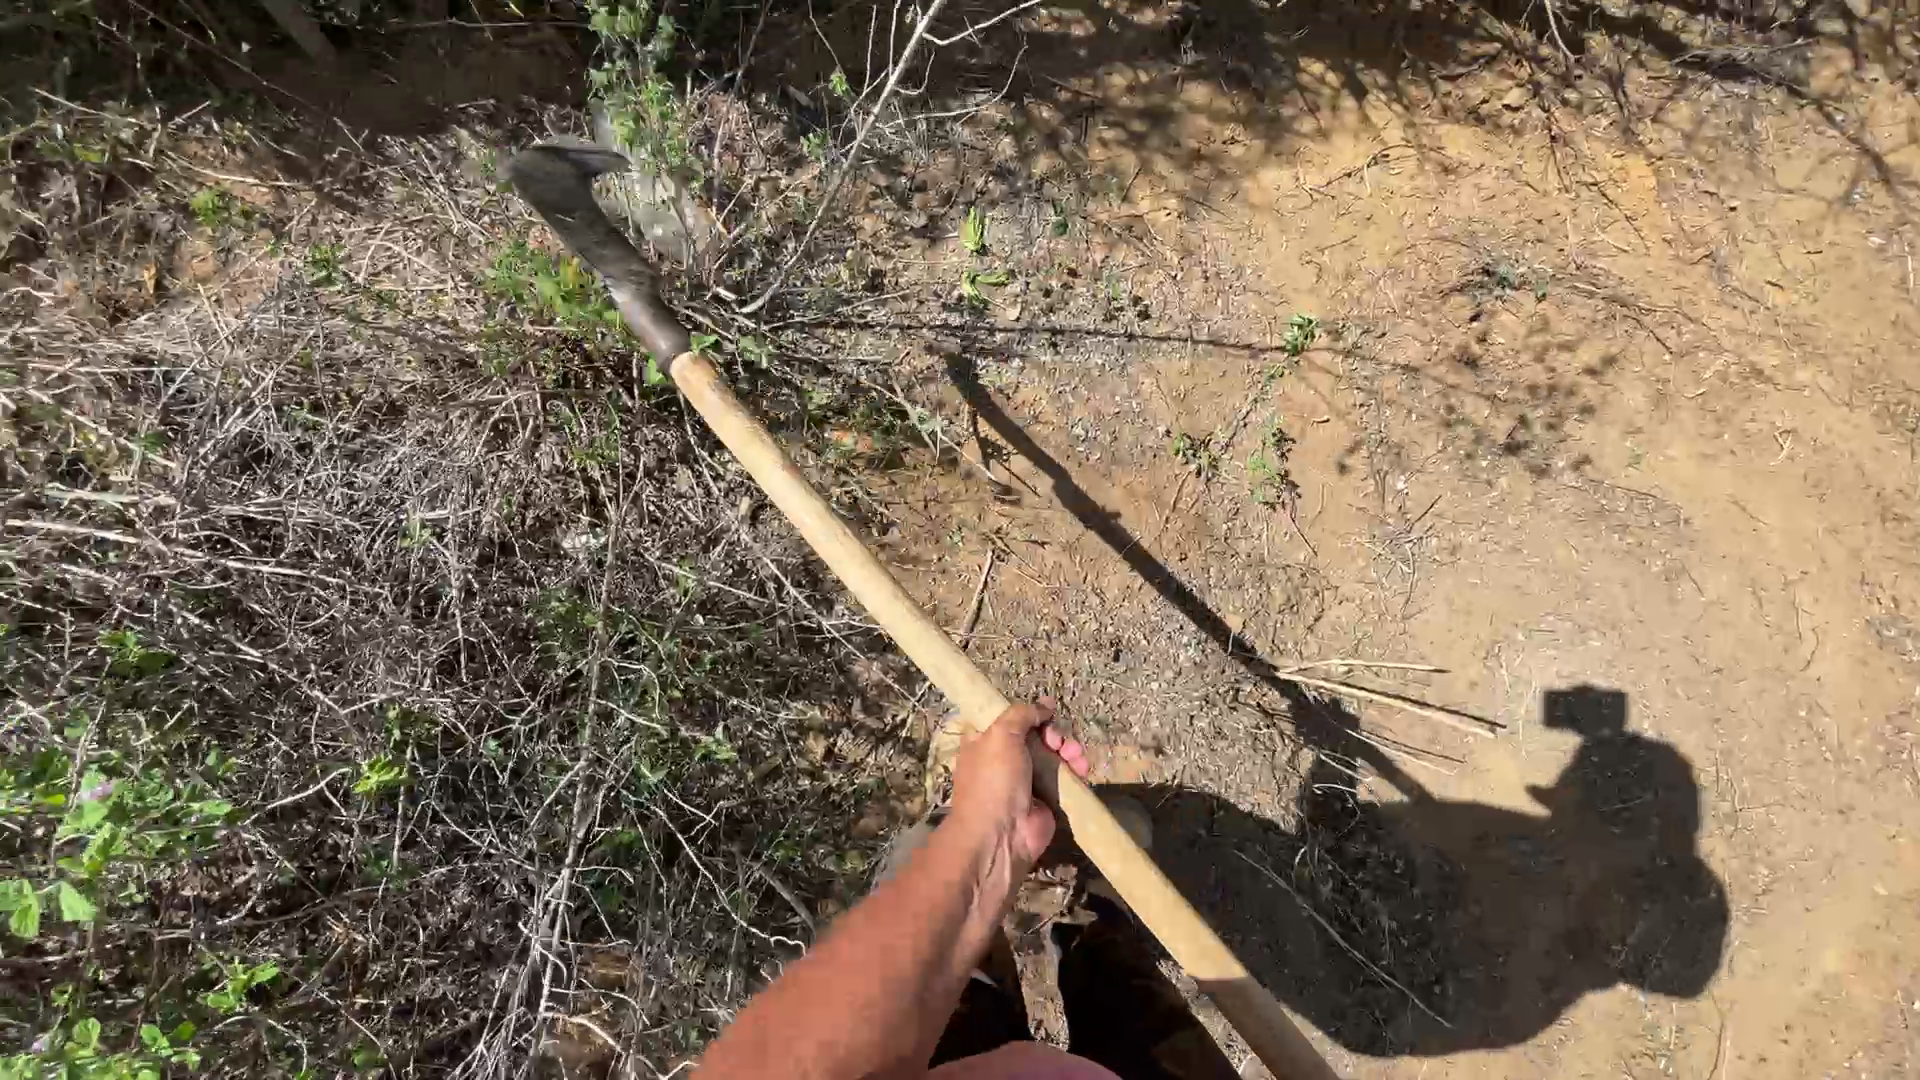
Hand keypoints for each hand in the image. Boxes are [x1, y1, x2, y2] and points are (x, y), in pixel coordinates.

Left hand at [948, 699, 1089, 871]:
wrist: (1001, 835)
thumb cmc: (993, 779)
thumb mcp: (1001, 734)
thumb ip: (1023, 713)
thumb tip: (1045, 704)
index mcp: (984, 740)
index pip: (1008, 718)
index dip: (1027, 713)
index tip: (1044, 711)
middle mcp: (1003, 757)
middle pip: (1036, 734)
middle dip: (1052, 733)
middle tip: (1057, 740)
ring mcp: (1026, 778)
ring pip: (1053, 753)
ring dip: (1068, 749)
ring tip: (1075, 755)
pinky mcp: (1046, 797)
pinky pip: (1064, 776)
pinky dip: (1075, 769)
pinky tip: (1082, 769)